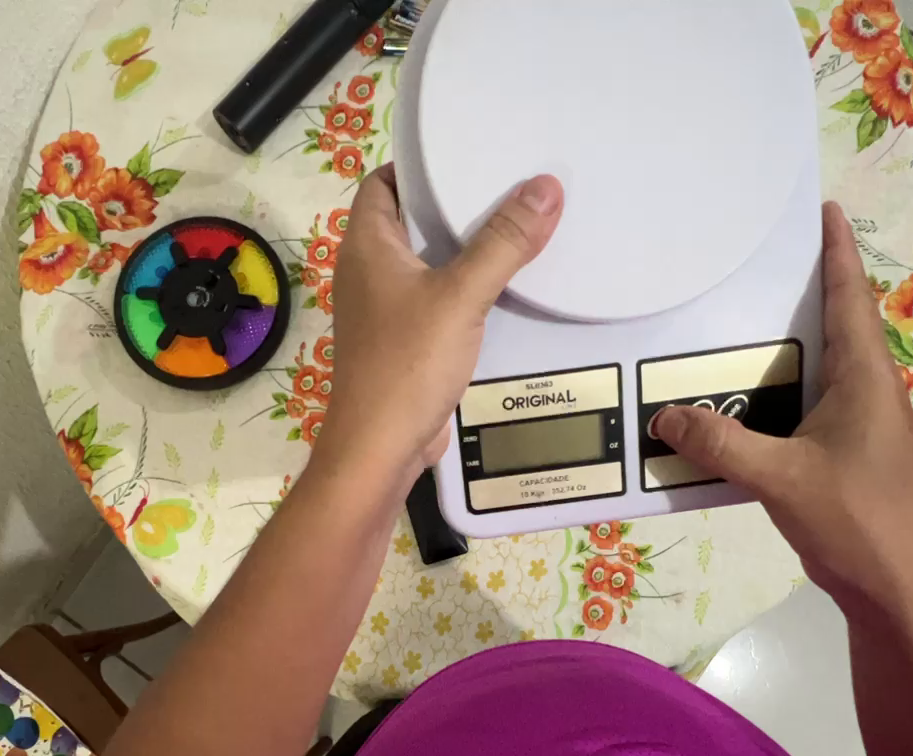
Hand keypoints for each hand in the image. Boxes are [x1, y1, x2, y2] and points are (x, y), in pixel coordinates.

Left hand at [312, 164, 564, 488]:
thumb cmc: (407, 365)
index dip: (419, 165)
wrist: (381, 447)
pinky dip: (463, 291)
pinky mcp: (404, 343)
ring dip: (463, 251)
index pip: (383, 182)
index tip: (466, 152)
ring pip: (426, 265)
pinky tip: (501, 288)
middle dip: (453, 205)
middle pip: (411, 222)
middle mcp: (369, 273)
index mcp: (366, 246)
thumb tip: (546, 186)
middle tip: (506, 185)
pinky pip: (435, 302)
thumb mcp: (460, 297)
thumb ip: (503, 243)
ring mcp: (385, 311)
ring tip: (514, 228)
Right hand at [649, 201, 912, 614]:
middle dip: (798, 291)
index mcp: (865, 379)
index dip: (838, 252)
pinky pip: (796, 408)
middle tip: (747, 267)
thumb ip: (720, 443)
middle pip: (831, 326)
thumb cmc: (855, 519)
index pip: (851, 298)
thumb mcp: (780, 476)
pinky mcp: (836, 455)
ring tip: (727, 325)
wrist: (891, 584)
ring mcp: (852, 425)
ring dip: (778, 348)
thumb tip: (662, 416)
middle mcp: (864, 391)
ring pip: (812, 370)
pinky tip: (730, 401)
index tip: (823, 209)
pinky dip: (767, 396)